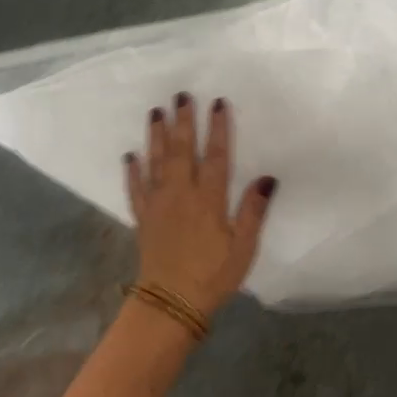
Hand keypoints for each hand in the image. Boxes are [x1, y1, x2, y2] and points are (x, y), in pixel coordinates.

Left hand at [123, 94, 276, 318]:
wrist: (172, 302)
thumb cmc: (214, 276)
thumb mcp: (243, 248)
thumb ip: (253, 211)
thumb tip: (267, 177)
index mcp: (209, 200)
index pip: (216, 156)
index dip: (218, 129)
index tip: (218, 103)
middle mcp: (181, 194)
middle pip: (182, 151)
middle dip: (183, 121)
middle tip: (180, 95)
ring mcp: (158, 204)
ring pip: (156, 162)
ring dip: (156, 136)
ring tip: (155, 112)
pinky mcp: (143, 218)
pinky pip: (136, 189)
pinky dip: (132, 171)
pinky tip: (130, 155)